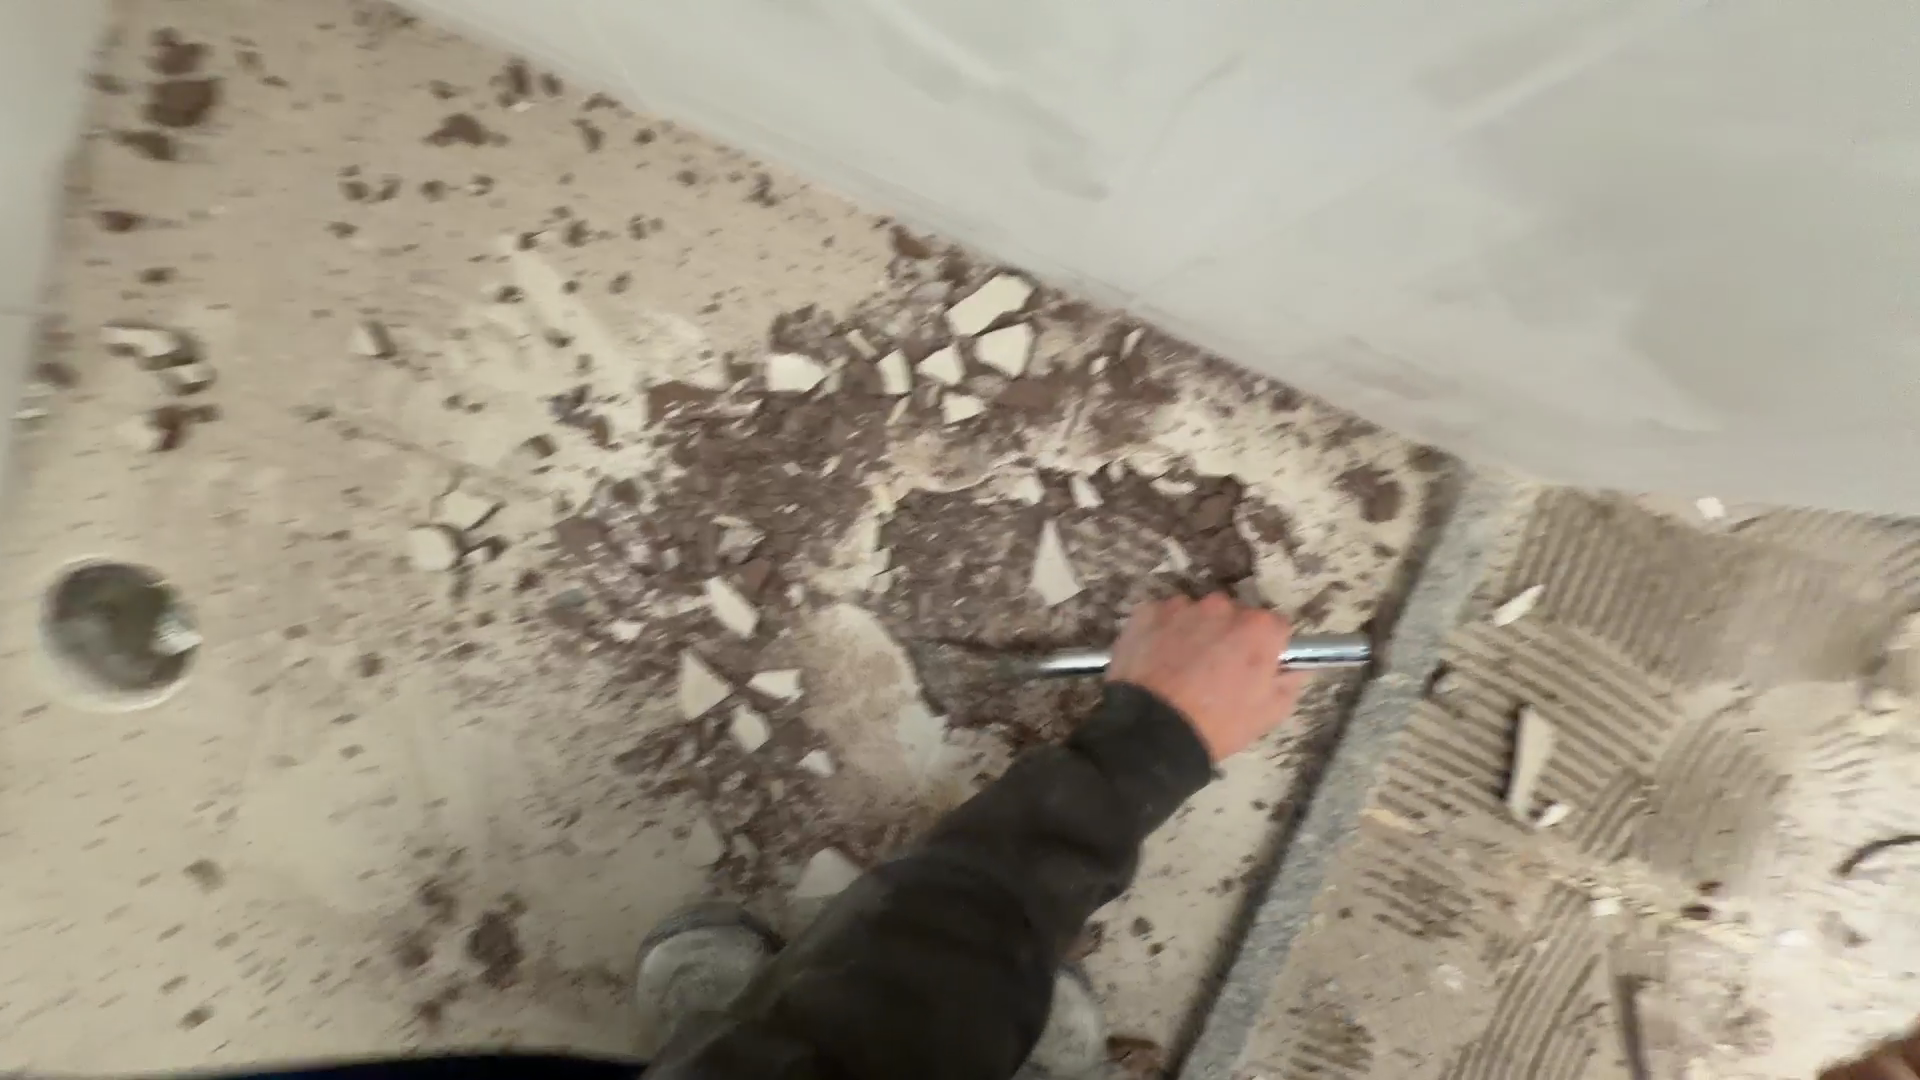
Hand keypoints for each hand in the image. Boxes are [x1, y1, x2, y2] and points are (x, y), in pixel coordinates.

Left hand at [1106, 593, 1309, 762]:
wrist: (1152, 729)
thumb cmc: (1216, 724)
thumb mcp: (1269, 713)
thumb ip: (1288, 681)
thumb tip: (1295, 667)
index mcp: (1258, 628)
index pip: (1274, 626)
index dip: (1267, 646)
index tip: (1255, 665)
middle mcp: (1221, 607)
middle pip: (1233, 615)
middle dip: (1229, 635)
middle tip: (1215, 669)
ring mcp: (1181, 607)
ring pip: (1196, 613)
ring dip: (1194, 631)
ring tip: (1181, 666)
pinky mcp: (1147, 612)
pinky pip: (1162, 617)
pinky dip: (1162, 632)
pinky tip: (1157, 659)